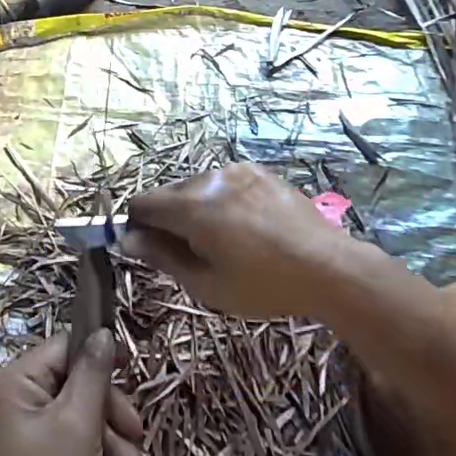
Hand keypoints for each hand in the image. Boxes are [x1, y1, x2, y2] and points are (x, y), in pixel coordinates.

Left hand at [0, 332, 146, 455]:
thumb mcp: (78, 425)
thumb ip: (93, 373)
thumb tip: (102, 333)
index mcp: (15, 383)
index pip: (64, 347)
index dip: (99, 358)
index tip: (130, 374)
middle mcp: (17, 404)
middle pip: (78, 386)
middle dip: (111, 415)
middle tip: (136, 434)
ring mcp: (28, 438)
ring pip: (82, 420)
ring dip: (112, 446)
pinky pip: (76, 449)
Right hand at [122, 163, 355, 319]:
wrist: (328, 266)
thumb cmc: (263, 285)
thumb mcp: (206, 284)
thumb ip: (162, 257)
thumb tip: (127, 240)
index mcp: (191, 206)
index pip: (141, 202)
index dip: (137, 225)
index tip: (150, 249)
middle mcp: (210, 178)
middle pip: (169, 193)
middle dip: (169, 220)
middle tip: (193, 254)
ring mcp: (238, 170)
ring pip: (198, 187)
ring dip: (197, 209)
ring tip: (226, 242)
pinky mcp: (260, 171)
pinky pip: (225, 182)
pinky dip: (223, 200)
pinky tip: (247, 227)